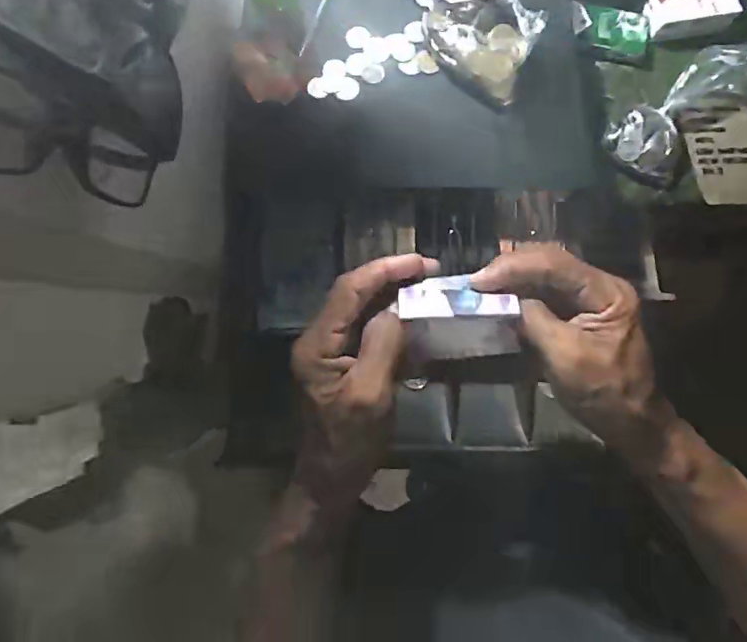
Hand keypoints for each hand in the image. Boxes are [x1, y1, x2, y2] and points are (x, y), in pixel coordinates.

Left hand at [289, 253, 437, 507]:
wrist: (329, 484)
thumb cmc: (349, 444)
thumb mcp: (370, 395)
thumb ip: (383, 345)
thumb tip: (399, 306)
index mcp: (317, 342)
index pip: (349, 289)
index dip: (384, 270)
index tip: (420, 262)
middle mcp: (319, 337)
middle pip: (353, 293)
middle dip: (390, 276)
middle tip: (429, 270)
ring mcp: (329, 349)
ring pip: (361, 307)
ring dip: (392, 294)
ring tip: (426, 285)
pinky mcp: (342, 361)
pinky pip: (367, 328)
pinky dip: (391, 317)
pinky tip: (414, 315)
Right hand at [473, 244, 686, 476]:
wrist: (635, 426)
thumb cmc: (605, 395)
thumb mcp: (565, 358)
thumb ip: (534, 319)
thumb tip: (502, 298)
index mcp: (607, 292)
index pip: (554, 264)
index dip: (513, 268)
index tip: (479, 281)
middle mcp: (601, 284)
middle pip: (550, 260)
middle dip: (511, 266)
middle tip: (477, 280)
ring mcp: (592, 295)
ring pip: (546, 271)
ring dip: (514, 275)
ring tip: (484, 283)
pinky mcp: (581, 309)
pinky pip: (547, 289)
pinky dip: (522, 289)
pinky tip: (501, 292)